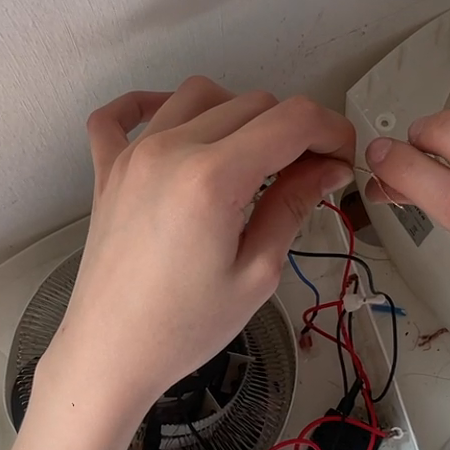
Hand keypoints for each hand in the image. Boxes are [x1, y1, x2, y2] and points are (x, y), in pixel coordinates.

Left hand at [39, 76, 354, 416]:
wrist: (112, 354)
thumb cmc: (177, 330)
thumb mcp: (257, 273)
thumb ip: (293, 206)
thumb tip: (325, 170)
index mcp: (212, 179)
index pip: (292, 120)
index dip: (331, 132)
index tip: (341, 157)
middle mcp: (170, 153)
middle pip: (253, 103)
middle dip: (293, 129)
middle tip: (308, 172)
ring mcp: (133, 157)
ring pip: (199, 95)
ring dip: (238, 113)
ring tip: (253, 157)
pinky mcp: (108, 172)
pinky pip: (120, 114)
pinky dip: (151, 104)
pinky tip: (175, 121)